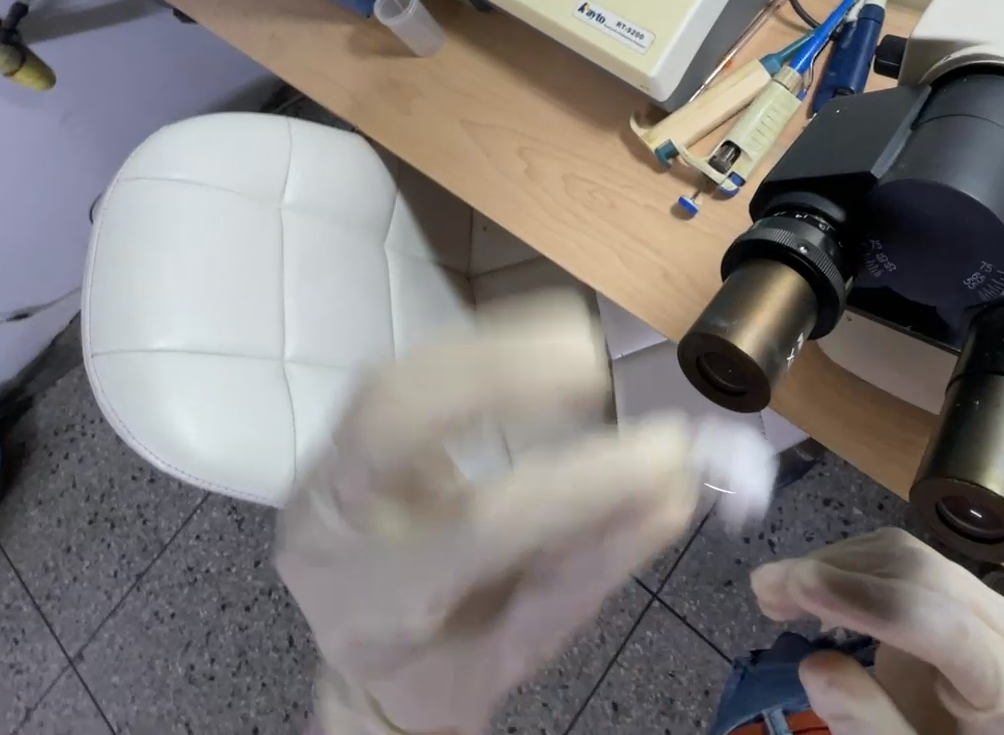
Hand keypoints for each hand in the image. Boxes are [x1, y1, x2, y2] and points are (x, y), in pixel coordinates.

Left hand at [276, 291, 771, 734]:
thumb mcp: (524, 641)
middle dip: (504, 374)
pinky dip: (488, 344)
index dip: (575, 481)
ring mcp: (329, 461)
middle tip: (597, 365)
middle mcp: (335, 517)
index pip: (481, 527)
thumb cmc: (449, 658)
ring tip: (584, 348)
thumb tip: (674, 489)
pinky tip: (545, 343)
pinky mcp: (349, 424)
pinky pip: (416, 365)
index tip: (662, 450)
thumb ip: (594, 565)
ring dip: (499, 346)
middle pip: (399, 415)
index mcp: (380, 599)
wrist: (365, 652)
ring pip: (400, 375)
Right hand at [751, 528, 1003, 734]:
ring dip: (832, 564)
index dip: (866, 598)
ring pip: (904, 556)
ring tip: (774, 591)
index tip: (794, 586)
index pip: (943, 624)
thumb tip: (813, 664)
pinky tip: (811, 589)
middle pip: (920, 575)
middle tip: (764, 589)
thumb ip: (871, 725)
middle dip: (835, 573)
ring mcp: (986, 607)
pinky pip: (899, 563)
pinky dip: (846, 568)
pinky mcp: (956, 598)